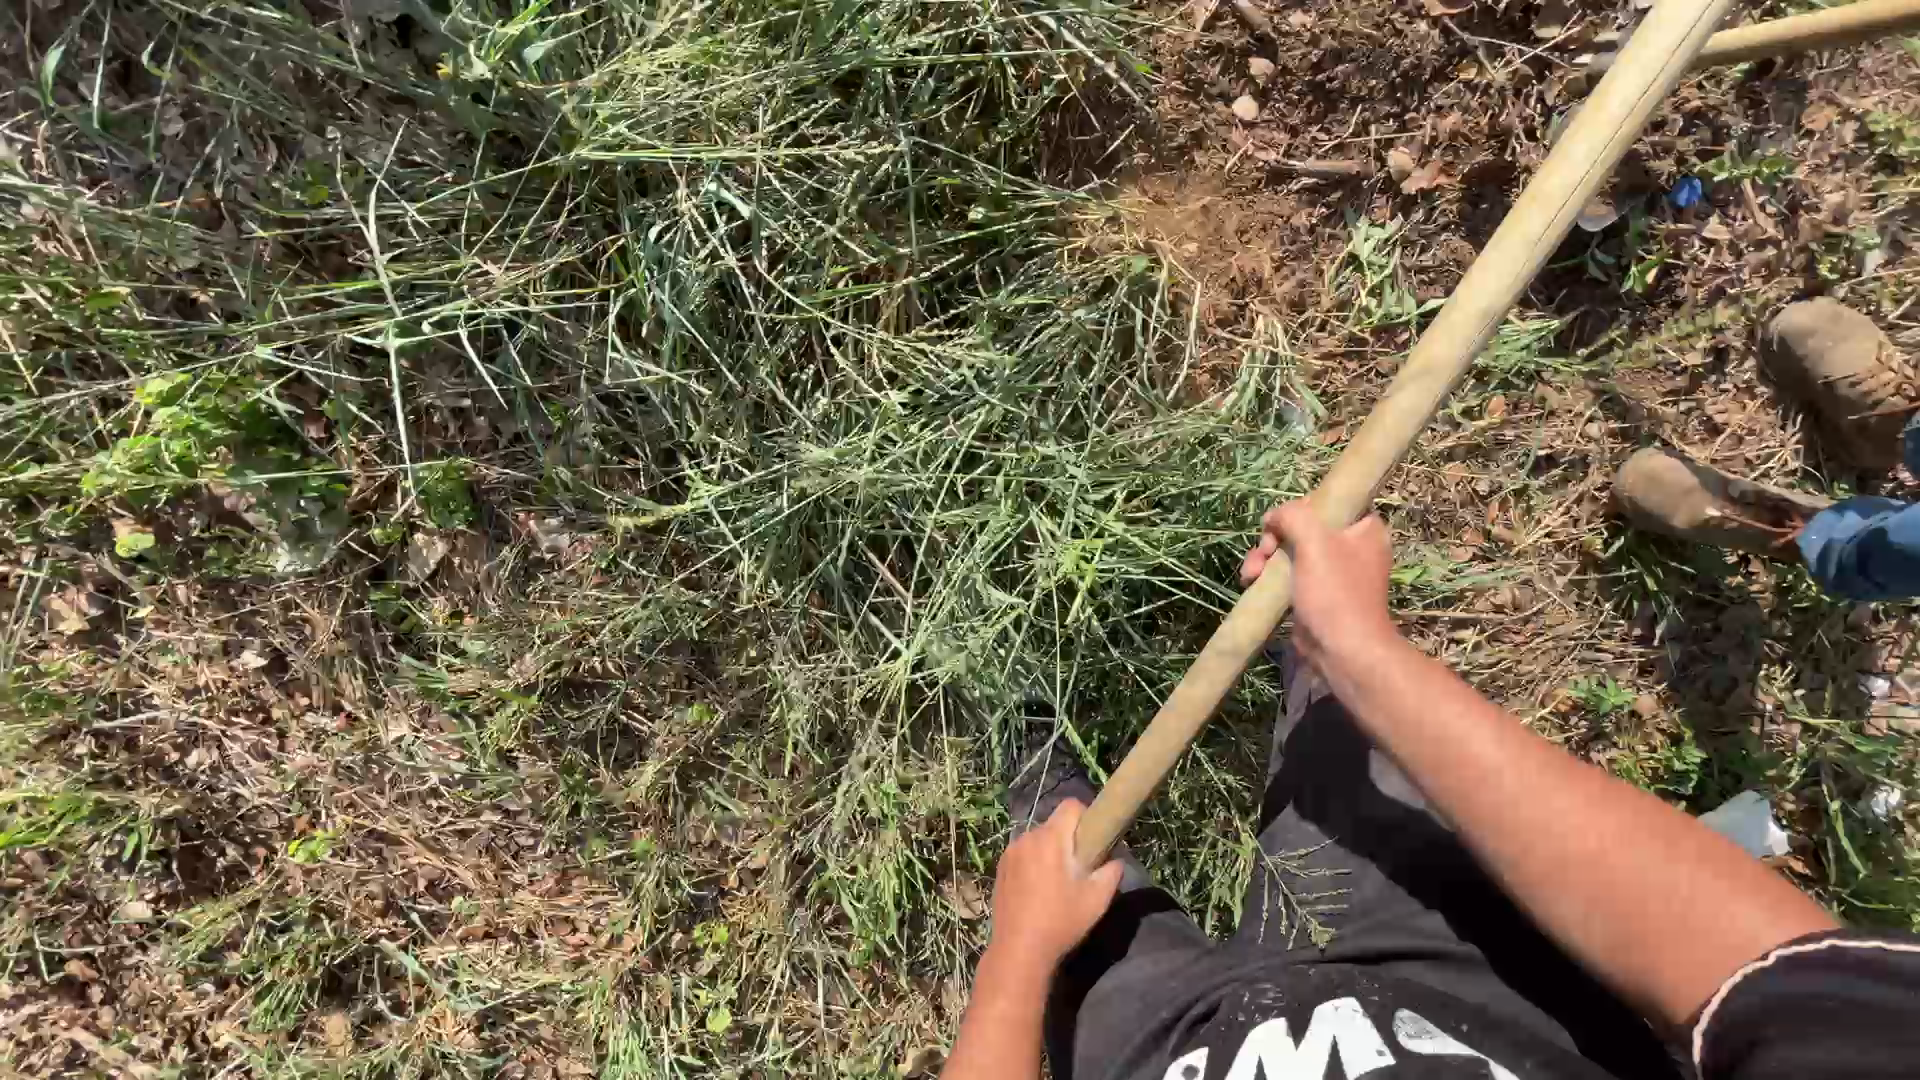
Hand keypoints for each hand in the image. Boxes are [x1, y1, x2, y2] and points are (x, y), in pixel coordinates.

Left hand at [988, 799, 1122, 965]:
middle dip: (1069, 838)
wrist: (1019, 950)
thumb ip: (1112, 872)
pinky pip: (1024, 852)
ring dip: (1050, 851)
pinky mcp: (1000, 866)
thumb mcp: (1097, 900)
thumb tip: (1116, 858)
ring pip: (1038, 839)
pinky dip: (1034, 861)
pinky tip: (1037, 890)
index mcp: (1051, 838)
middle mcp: (1028, 837)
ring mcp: (1011, 851)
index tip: (1093, 840)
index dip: (1086, 816)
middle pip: (1054, 824)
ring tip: (1057, 882)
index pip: (1071, 805)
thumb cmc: (1061, 922)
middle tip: (1079, 867)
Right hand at [1239, 500, 1398, 667]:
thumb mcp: (1316, 542)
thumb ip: (1294, 516)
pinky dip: (1268, 575)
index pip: (1330, 502)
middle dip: (1274, 538)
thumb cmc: (1335, 592)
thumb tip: (1274, 516)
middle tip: (1263, 552)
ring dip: (1264, 558)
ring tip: (1250, 574)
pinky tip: (1251, 582)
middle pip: (1303, 526)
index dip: (1301, 508)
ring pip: (1289, 550)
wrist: (1341, 649)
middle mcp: (1350, 547)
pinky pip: (1286, 572)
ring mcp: (1331, 571)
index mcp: (1363, 529)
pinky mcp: (1314, 591)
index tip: (1281, 522)